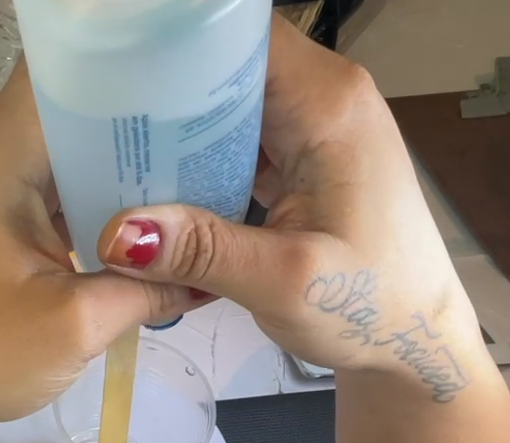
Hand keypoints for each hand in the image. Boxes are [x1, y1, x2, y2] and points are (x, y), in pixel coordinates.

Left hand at [0, 63, 200, 432]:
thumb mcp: (76, 323)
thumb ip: (148, 289)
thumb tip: (207, 275)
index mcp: (7, 155)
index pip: (74, 67)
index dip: (136, 69)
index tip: (197, 90)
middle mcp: (4, 157)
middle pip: (86, 108)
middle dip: (150, 121)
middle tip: (218, 142)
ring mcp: (7, 193)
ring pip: (82, 155)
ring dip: (135, 167)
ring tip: (205, 176)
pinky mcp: (12, 227)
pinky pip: (71, 195)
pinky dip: (111, 205)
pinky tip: (160, 224)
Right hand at [92, 20, 480, 392]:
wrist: (413, 336)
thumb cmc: (370, 307)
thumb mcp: (281, 281)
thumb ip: (201, 251)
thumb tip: (116, 234)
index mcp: (326, 104)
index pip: (237, 39)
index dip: (173, 51)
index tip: (111, 80)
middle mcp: (321, 100)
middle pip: (225, 70)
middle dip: (160, 98)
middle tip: (97, 137)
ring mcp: (311, 132)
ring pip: (226, 110)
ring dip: (173, 138)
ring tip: (114, 165)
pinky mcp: (302, 164)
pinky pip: (237, 146)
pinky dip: (196, 167)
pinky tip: (157, 196)